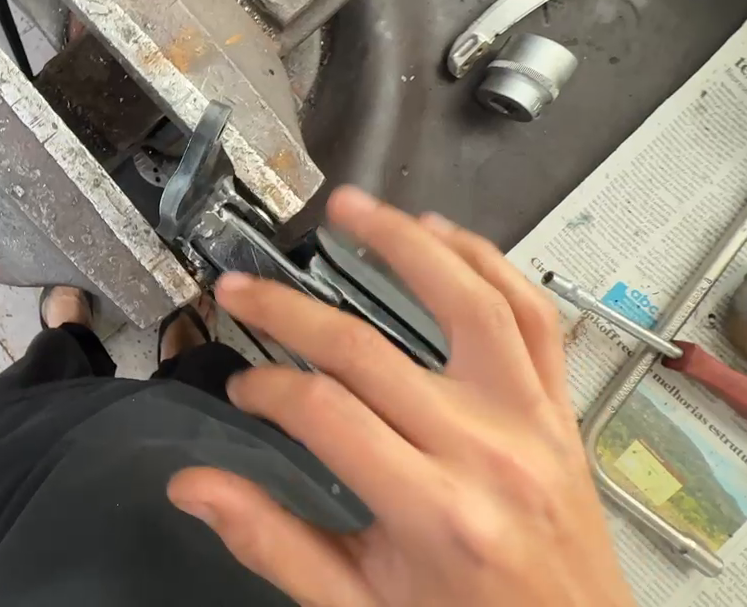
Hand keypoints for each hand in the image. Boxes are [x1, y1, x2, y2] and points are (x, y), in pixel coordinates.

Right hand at [166, 186, 632, 606]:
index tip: (242, 390)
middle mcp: (486, 453)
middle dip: (284, 310)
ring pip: (469, 301)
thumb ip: (271, 542)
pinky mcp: (559, 408)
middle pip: (365, 349)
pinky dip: (486, 261)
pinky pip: (533, 316)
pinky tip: (437, 230)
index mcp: (434, 511)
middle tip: (235, 286)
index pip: (323, 412)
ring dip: (401, 242)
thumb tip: (187, 486)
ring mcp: (532, 421)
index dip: (266, 389)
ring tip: (345, 204)